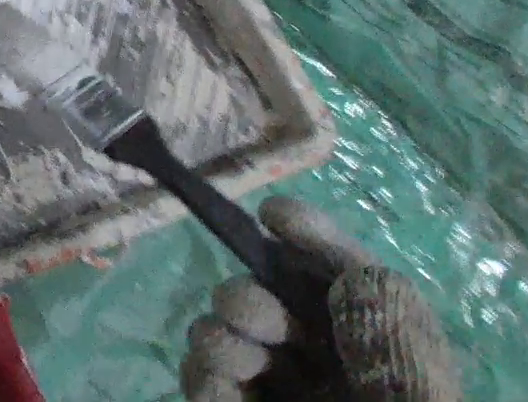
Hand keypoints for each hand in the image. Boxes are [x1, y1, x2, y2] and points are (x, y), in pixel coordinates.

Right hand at [181, 197, 458, 401]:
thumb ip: (398, 350)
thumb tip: (357, 274)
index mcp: (395, 366)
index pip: (359, 285)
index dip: (319, 242)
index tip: (274, 214)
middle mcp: (336, 369)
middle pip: (279, 301)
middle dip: (251, 297)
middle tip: (254, 319)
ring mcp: (281, 389)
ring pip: (230, 332)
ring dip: (220, 335)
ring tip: (232, 363)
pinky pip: (203, 374)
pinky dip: (200, 374)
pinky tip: (215, 385)